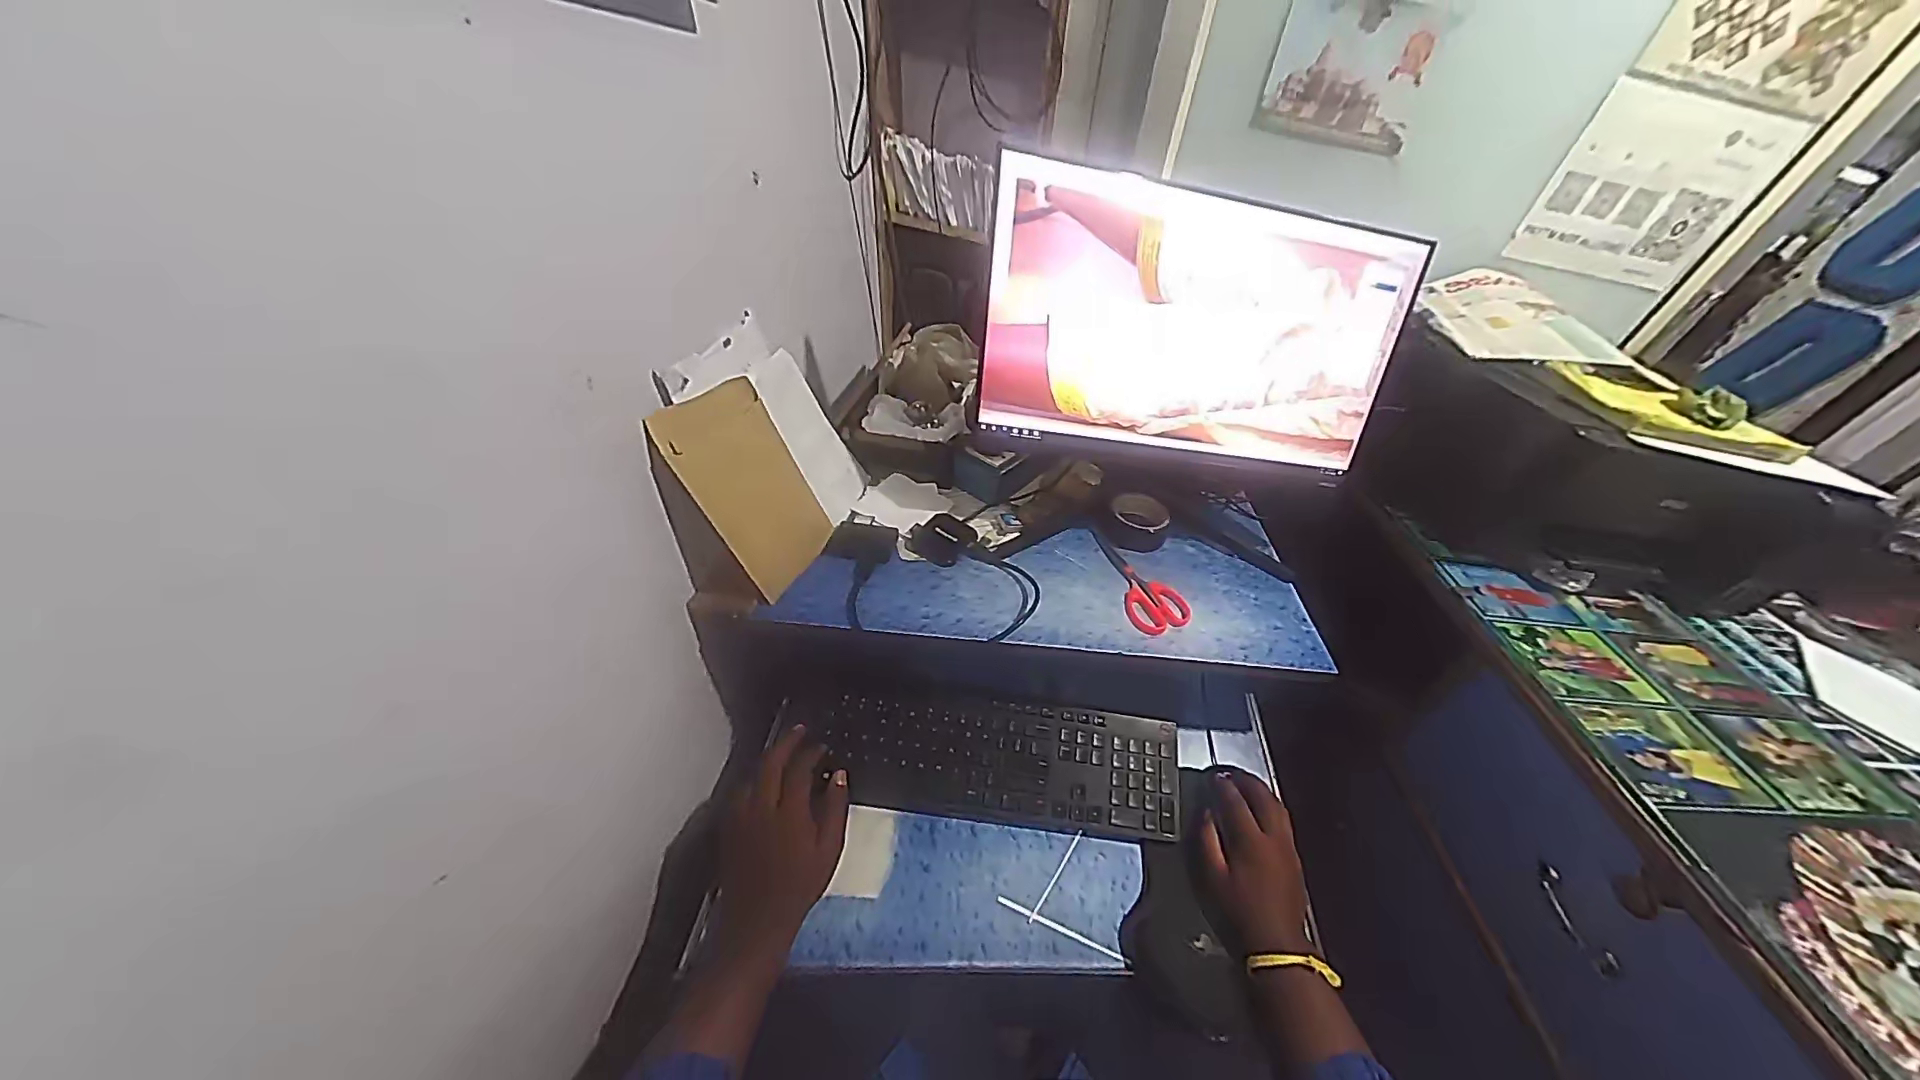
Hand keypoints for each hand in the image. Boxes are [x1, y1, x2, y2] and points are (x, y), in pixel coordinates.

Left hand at [713, 725, 849, 959]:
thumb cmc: (800, 887)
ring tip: (783, 754)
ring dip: (769, 759)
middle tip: (800, 731)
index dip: (811, 752)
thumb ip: (835, 809)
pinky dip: (754, 778)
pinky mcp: (728, 827)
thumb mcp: (829, 850)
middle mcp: (762, 808)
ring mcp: (741, 816)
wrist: (757, 920)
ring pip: (752, 774)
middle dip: (786, 742)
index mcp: (790, 813)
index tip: (821, 747)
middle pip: (771, 762)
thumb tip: (839, 776)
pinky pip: (740, 791)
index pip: (799, 769)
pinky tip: (762, 782)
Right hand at [1198, 767, 1311, 954]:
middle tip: (1229, 773)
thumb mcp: (1210, 877)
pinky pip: (1283, 821)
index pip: (1235, 801)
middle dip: (1245, 780)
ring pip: (1278, 807)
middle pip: (1263, 797)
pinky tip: (1261, 810)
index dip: (1222, 785)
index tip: (1212, 777)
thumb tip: (1206, 813)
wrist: (1276, 946)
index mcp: (1250, 841)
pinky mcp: (1295, 859)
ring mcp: (1288, 849)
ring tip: (1245, 784)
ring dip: (1261, 790)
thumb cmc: (1237, 912)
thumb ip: (1206, 840)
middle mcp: (1273, 839)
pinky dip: (1270, 806)